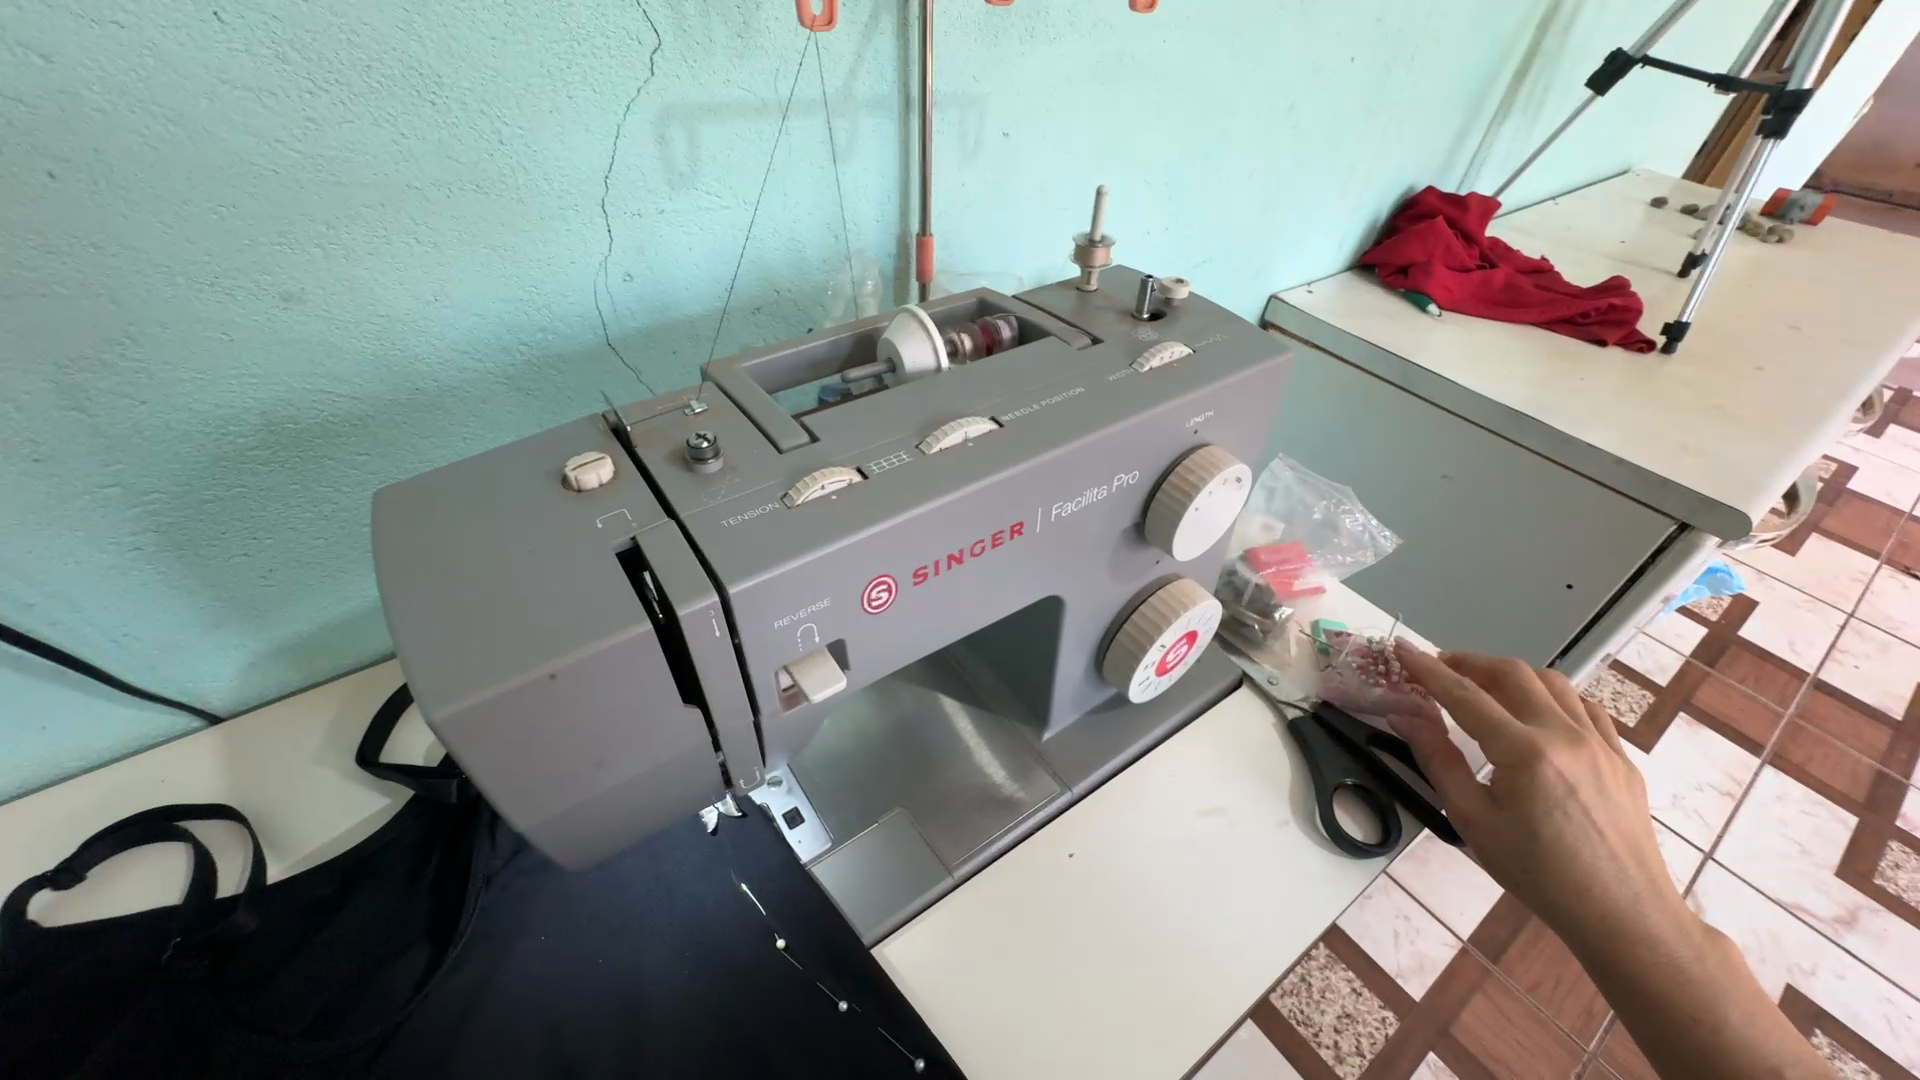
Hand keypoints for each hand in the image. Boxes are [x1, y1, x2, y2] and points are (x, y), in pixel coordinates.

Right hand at [1385, 645, 1690, 951]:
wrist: (1623, 915)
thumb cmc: (1537, 874)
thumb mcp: (1472, 820)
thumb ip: (1437, 760)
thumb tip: (1404, 716)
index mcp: (1525, 752)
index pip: (1465, 695)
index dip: (1428, 669)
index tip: (1402, 648)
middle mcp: (1566, 736)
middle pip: (1513, 674)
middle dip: (1470, 661)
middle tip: (1439, 667)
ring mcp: (1601, 744)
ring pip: (1553, 683)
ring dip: (1511, 674)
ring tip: (1483, 684)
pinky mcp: (1621, 759)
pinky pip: (1585, 708)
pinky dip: (1552, 696)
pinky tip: (1536, 711)